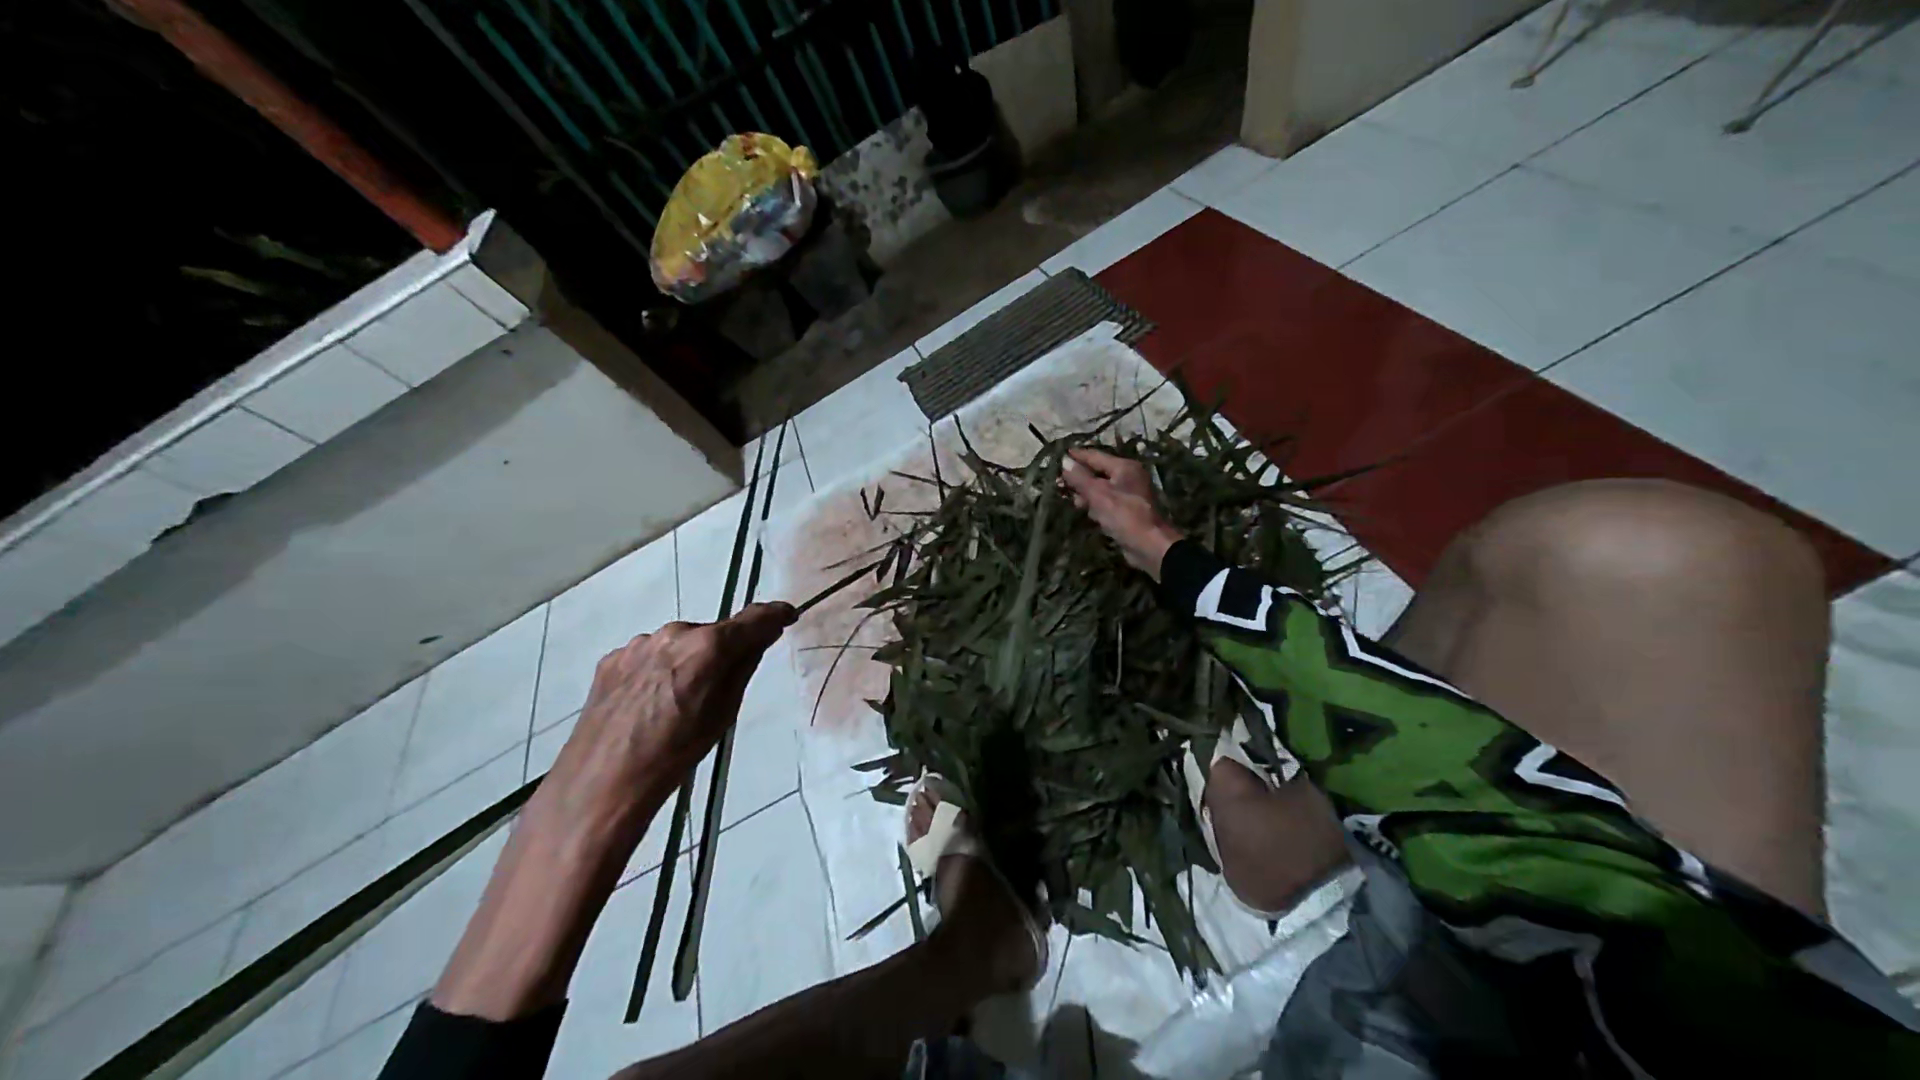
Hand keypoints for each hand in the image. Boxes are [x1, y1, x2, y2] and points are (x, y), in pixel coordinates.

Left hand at [431, 602, 794, 1023]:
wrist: (578, 817)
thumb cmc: (660, 782)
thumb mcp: (712, 730)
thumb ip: (734, 679)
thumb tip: (750, 647)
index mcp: (696, 653)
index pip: (748, 622)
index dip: (771, 617)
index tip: (788, 614)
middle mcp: (662, 640)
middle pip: (711, 633)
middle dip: (731, 651)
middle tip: (739, 689)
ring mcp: (629, 654)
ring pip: (678, 647)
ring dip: (694, 667)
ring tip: (693, 713)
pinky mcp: (606, 671)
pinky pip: (650, 662)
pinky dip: (664, 676)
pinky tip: (658, 713)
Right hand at [1062, 448, 1184, 579]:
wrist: (1149, 545)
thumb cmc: (1123, 515)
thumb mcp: (1098, 494)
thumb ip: (1080, 478)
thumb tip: (1064, 461)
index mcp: (1124, 467)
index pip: (1095, 456)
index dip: (1077, 456)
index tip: (1059, 456)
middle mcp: (1129, 477)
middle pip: (1098, 472)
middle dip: (1079, 478)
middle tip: (1059, 482)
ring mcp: (1129, 494)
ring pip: (1102, 489)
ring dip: (1086, 494)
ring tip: (1070, 499)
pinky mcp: (1128, 510)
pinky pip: (1107, 502)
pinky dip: (1096, 505)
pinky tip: (1086, 512)